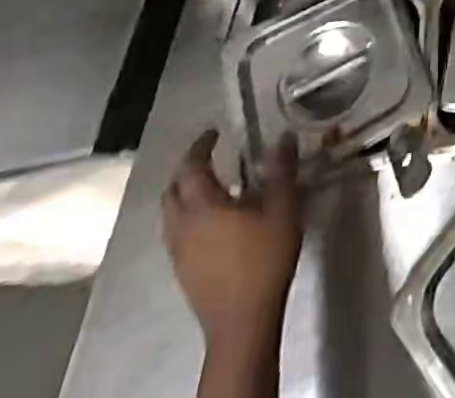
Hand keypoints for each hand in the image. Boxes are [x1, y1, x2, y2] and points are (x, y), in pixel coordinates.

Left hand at [162, 129, 303, 349]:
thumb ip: (281, 171)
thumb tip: (283, 136)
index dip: (201, 146)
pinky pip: (175, 231)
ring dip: (184, 192)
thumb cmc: (264, 259)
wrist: (242, 321)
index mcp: (203, 206)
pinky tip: (212, 221)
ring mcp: (177, 250)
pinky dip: (187, 215)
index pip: (192, 167)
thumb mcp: (283, 209)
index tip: (214, 133)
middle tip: (209, 157)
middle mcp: (182, 224)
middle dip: (187, 169)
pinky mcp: (181, 269)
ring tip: (210, 185)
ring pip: (170, 212)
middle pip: (172, 189)